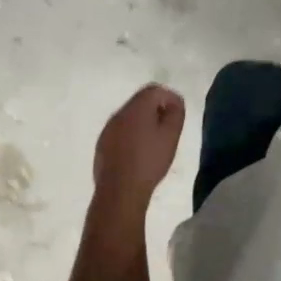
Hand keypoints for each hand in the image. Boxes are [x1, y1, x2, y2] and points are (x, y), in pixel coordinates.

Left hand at [94, 84, 185, 212]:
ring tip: (155, 142)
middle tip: (168, 128)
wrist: (120, 191)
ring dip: (143, 123)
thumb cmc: (149, 161)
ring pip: (129, 117)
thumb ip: (176, 114)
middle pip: (140, 101)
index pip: (154, 90)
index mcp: (136, 108)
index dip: (169, 98)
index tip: (177, 114)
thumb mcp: (171, 136)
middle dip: (156, 110)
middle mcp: (119, 114)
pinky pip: (120, 131)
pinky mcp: (102, 144)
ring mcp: (108, 129)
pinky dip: (131, 135)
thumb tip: (174, 103)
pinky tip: (138, 153)